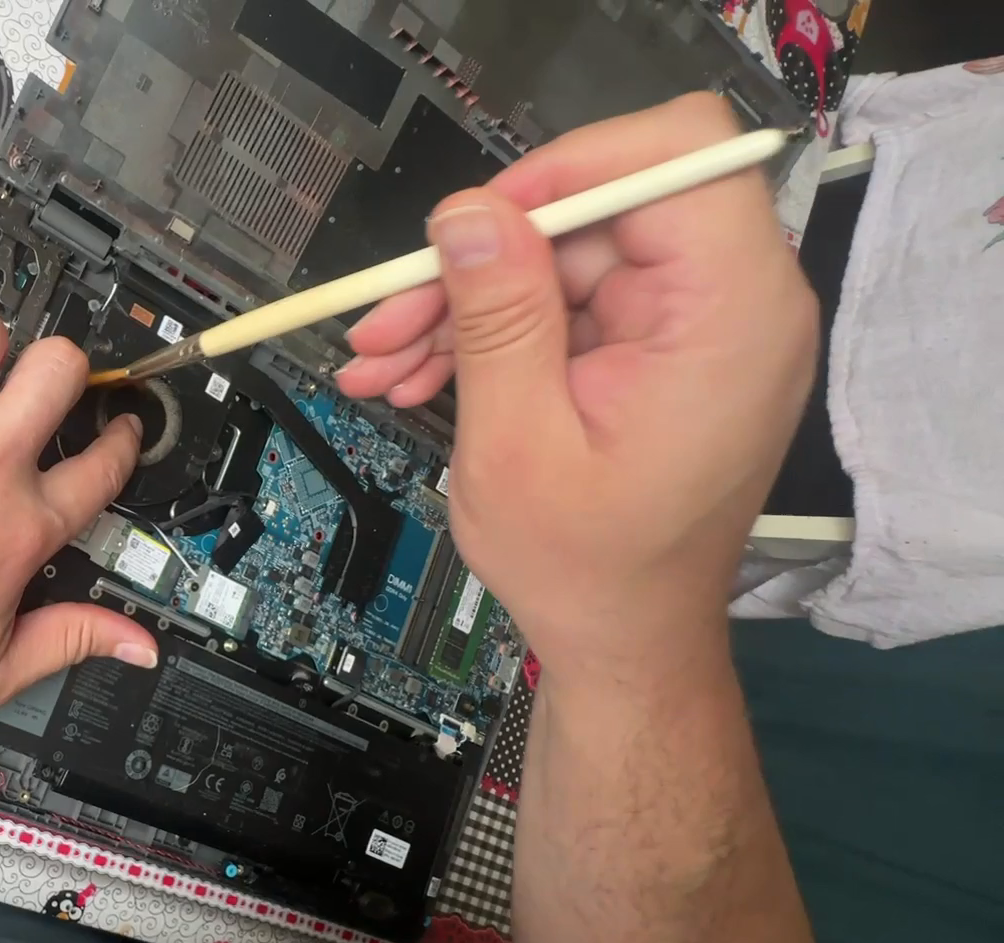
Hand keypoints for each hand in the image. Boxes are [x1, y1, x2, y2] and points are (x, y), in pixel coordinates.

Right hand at [337, 94, 816, 674]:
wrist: (611, 630)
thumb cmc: (575, 560)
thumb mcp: (514, 440)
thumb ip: (497, 319)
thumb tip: (464, 214)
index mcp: (720, 314)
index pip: (666, 161)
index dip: (554, 175)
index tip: (455, 235)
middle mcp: (715, 304)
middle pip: (581, 224)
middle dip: (467, 272)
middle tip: (376, 330)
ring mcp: (673, 331)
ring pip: (546, 271)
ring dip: (451, 315)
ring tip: (372, 370)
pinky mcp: (637, 356)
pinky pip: (547, 317)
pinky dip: (475, 344)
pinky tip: (409, 382)